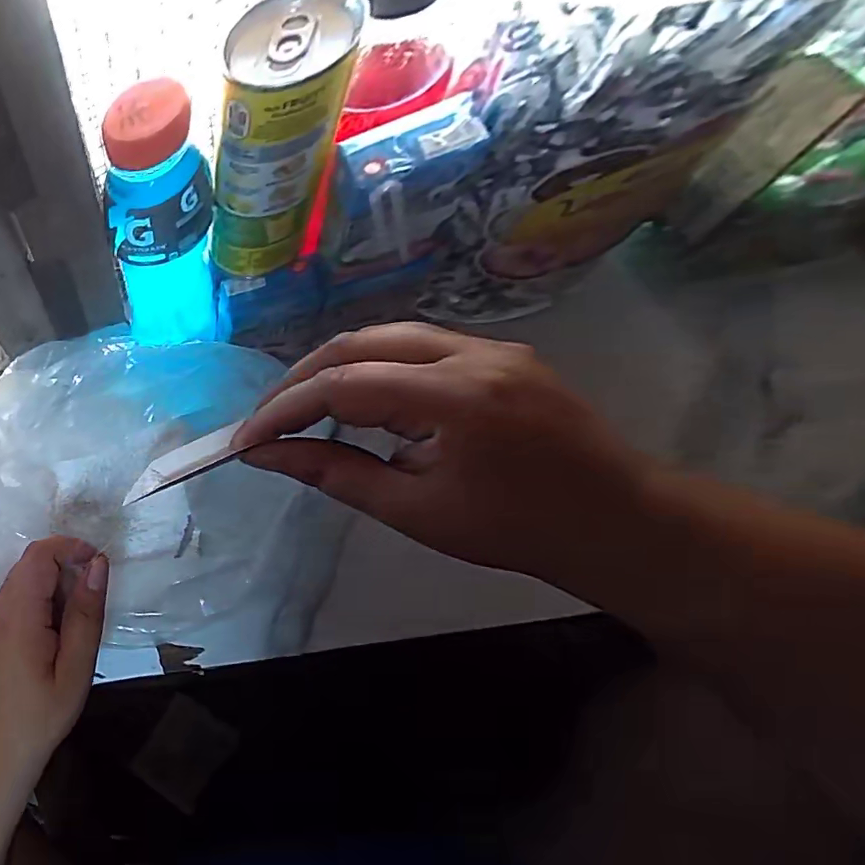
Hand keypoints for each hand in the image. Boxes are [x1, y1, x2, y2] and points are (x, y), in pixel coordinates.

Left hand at [0, 536, 108, 788]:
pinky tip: (49, 642)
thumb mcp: (75, 668)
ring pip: (20, 583)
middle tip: (89, 609)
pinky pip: (10, 603)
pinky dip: (35, 606)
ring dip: (50, 590)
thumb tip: (98, 565)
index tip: (99, 566)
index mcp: (15, 613)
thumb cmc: (39, 717)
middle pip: (29, 566)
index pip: (40, 554)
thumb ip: (85, 613)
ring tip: (71, 633)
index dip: (71, 548)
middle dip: (64, 571)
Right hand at [230, 322, 655, 581]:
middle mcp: (471, 354)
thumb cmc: (513, 528)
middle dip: (298, 381)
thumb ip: (333, 473)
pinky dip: (367, 367)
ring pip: (382, 336)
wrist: (618, 521)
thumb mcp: (411, 509)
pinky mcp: (494, 353)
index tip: (246, 441)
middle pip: (356, 344)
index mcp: (456, 397)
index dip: (283, 410)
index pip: (342, 385)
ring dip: (330, 368)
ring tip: (297, 409)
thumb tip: (266, 456)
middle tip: (265, 423)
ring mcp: (488, 346)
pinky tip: (351, 398)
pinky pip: (412, 345)